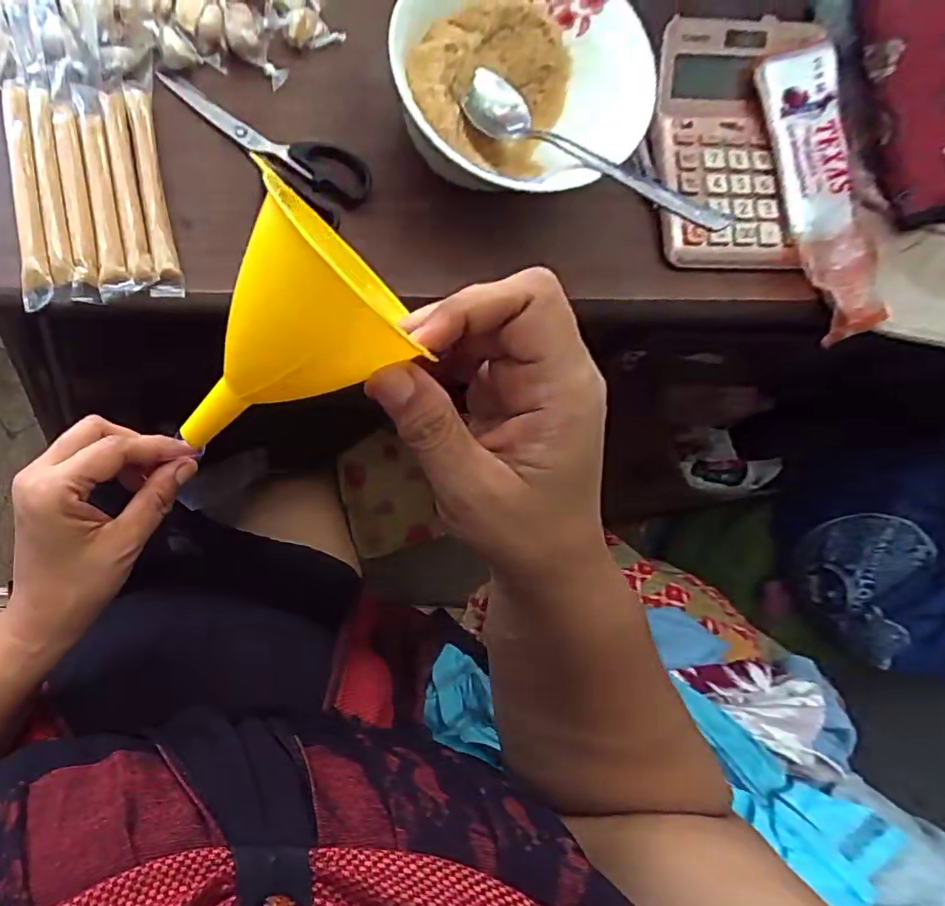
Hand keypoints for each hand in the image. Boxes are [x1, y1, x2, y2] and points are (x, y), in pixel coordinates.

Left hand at [3, 416, 197, 650]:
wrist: (41, 621)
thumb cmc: (79, 591)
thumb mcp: (124, 544)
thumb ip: (154, 498)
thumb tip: (183, 466)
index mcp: (52, 488)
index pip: (111, 448)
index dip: (154, 446)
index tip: (188, 451)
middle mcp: (35, 473)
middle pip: (93, 431)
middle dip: (135, 443)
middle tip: (168, 465)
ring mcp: (32, 478)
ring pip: (83, 440)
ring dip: (120, 451)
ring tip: (150, 478)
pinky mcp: (36, 488)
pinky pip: (74, 458)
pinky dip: (104, 463)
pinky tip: (127, 482)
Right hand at [365, 268, 607, 580]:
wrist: (546, 564)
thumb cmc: (520, 534)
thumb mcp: (468, 488)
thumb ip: (428, 427)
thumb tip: (383, 374)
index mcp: (562, 386)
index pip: (530, 301)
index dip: (470, 307)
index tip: (417, 343)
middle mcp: (552, 370)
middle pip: (504, 305)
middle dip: (444, 321)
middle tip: (392, 357)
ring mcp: (529, 381)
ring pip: (483, 327)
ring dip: (434, 343)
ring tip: (393, 372)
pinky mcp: (507, 394)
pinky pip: (470, 358)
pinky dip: (434, 365)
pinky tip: (409, 386)